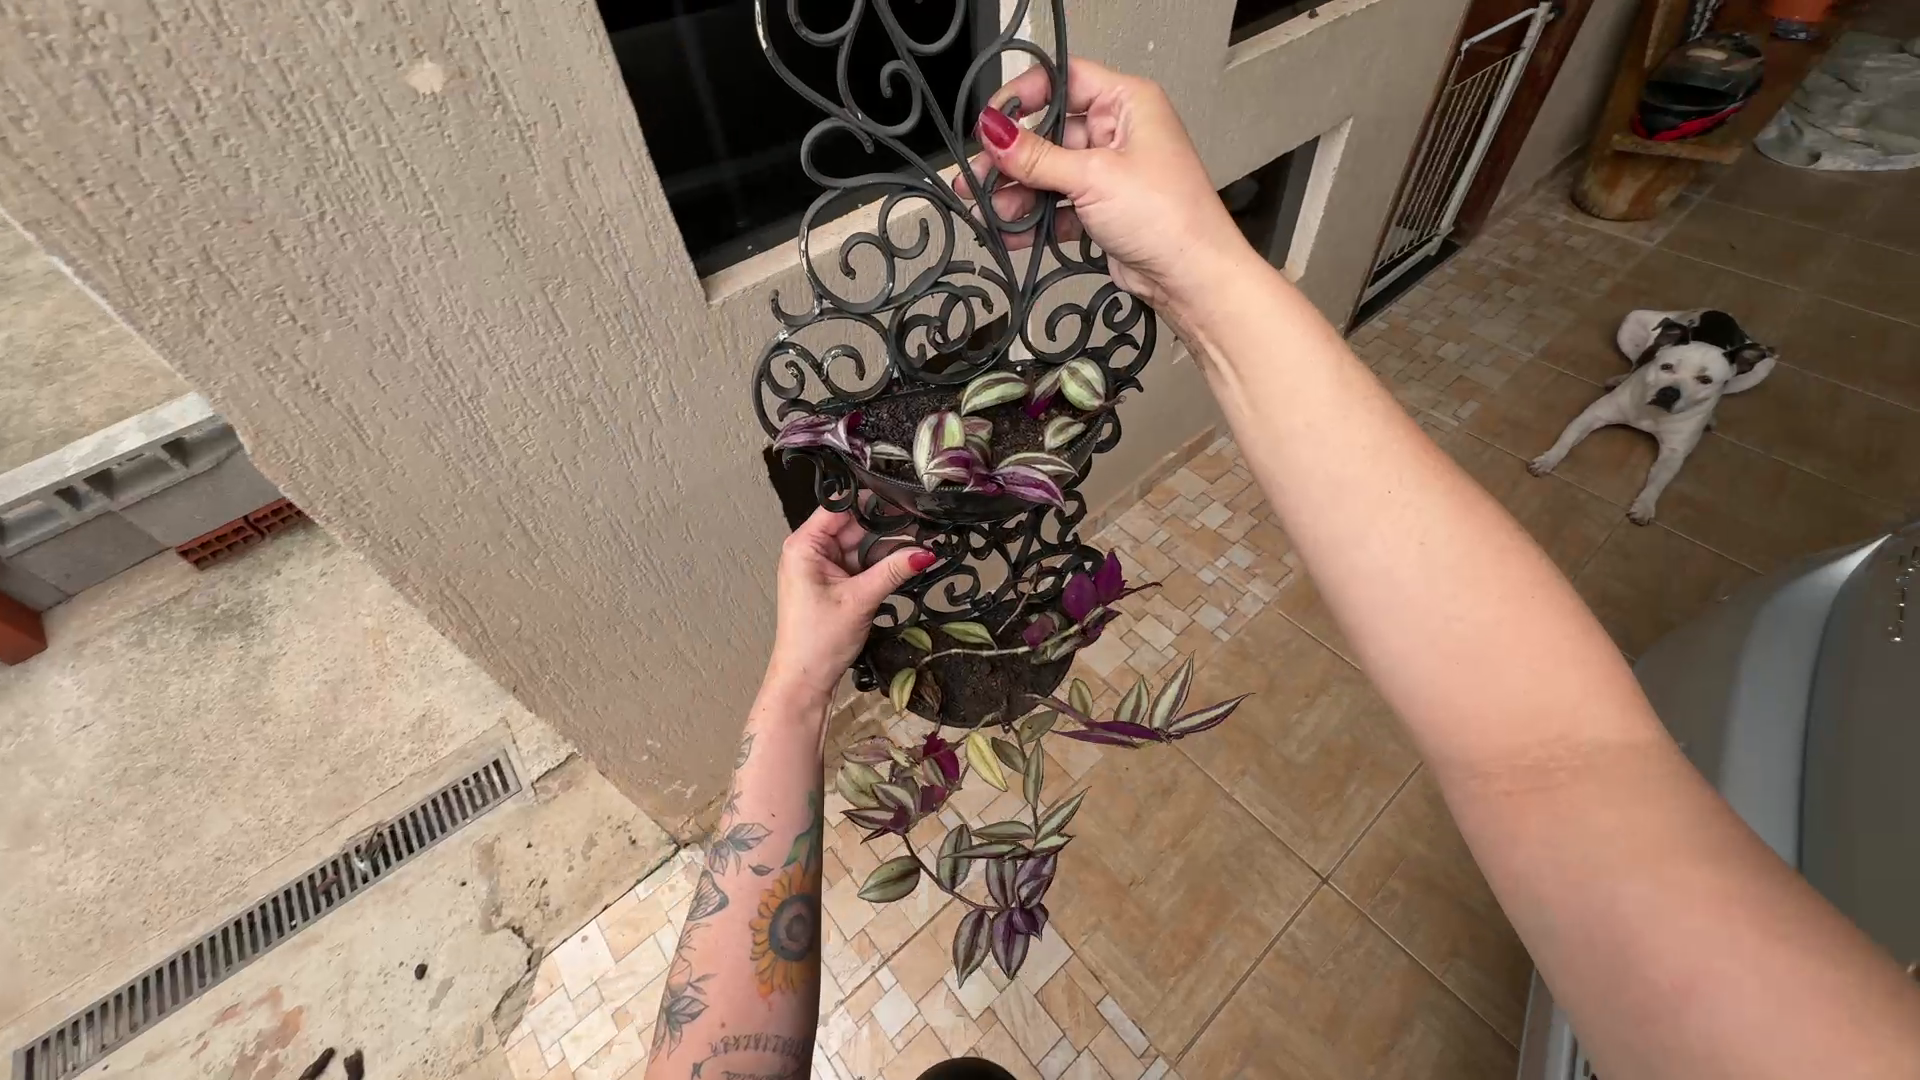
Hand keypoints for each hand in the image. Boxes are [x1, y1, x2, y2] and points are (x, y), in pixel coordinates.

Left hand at [767, 507, 933, 702]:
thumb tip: (925, 552)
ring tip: (921, 541)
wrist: (805, 679)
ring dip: (888, 545)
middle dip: (887, 525)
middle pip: (854, 524)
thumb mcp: (860, 599)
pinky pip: (862, 562)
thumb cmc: (817, 640)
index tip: (903, 496)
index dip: (871, 500)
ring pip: (862, 543)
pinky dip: (881, 563)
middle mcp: (812, 549)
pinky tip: (906, 560)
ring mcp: (824, 565)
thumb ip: (893, 571)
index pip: (839, 507)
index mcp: (804, 545)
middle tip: (923, 522)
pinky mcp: (835, 581)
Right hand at [957, 59, 1261, 321]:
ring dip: (1015, 195)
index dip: (1024, 97)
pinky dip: (1033, 221)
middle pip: (1049, 135)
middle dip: (1010, 159)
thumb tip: (995, 134)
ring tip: (984, 211)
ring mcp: (1108, 175)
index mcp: (1126, 104)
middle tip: (975, 176)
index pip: (1064, 82)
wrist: (1188, 276)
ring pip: (1049, 176)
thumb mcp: (1094, 177)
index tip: (991, 122)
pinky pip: (1057, 210)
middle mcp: (1117, 134)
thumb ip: (1038, 158)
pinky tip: (1007, 231)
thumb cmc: (1168, 216)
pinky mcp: (1100, 212)